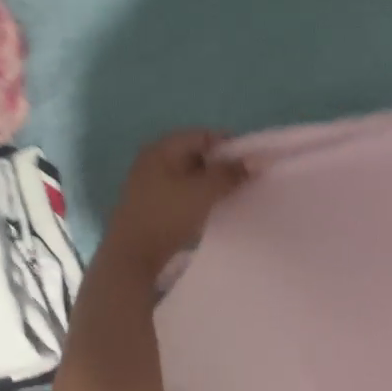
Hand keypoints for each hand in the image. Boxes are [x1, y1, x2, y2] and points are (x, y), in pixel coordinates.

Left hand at [104, 129, 249, 273]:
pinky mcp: (153, 202)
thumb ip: (231, 173)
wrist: (133, 255)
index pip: (205, 136)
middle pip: (198, 154)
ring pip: (191, 174)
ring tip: (234, 196)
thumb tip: (258, 160)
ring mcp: (151, 181)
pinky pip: (183, 190)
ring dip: (213, 183)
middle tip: (247, 182)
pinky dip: (200, 196)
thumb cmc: (167, 216)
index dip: (231, 147)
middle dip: (223, 166)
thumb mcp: (203, 192)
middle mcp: (155, 159)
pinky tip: (213, 209)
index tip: (252, 165)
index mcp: (163, 148)